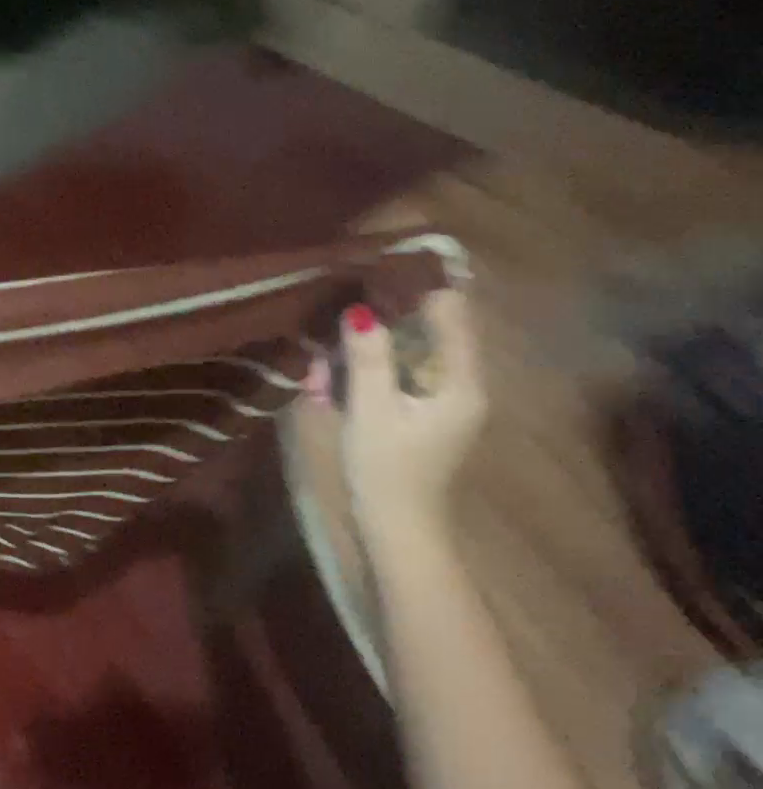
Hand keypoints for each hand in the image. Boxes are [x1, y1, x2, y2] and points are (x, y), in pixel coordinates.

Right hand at [334, 288, 487, 527]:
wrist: (396, 527)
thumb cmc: (386, 469)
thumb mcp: (371, 410)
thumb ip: (368, 358)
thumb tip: (361, 309)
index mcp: (460, 381)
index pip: (451, 313)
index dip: (422, 284)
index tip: (383, 261)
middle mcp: (460, 384)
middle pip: (426, 330)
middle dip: (382, 319)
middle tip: (339, 308)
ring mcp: (443, 399)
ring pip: (407, 352)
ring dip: (368, 347)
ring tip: (326, 356)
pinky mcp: (422, 413)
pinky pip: (398, 374)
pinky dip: (369, 370)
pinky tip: (334, 381)